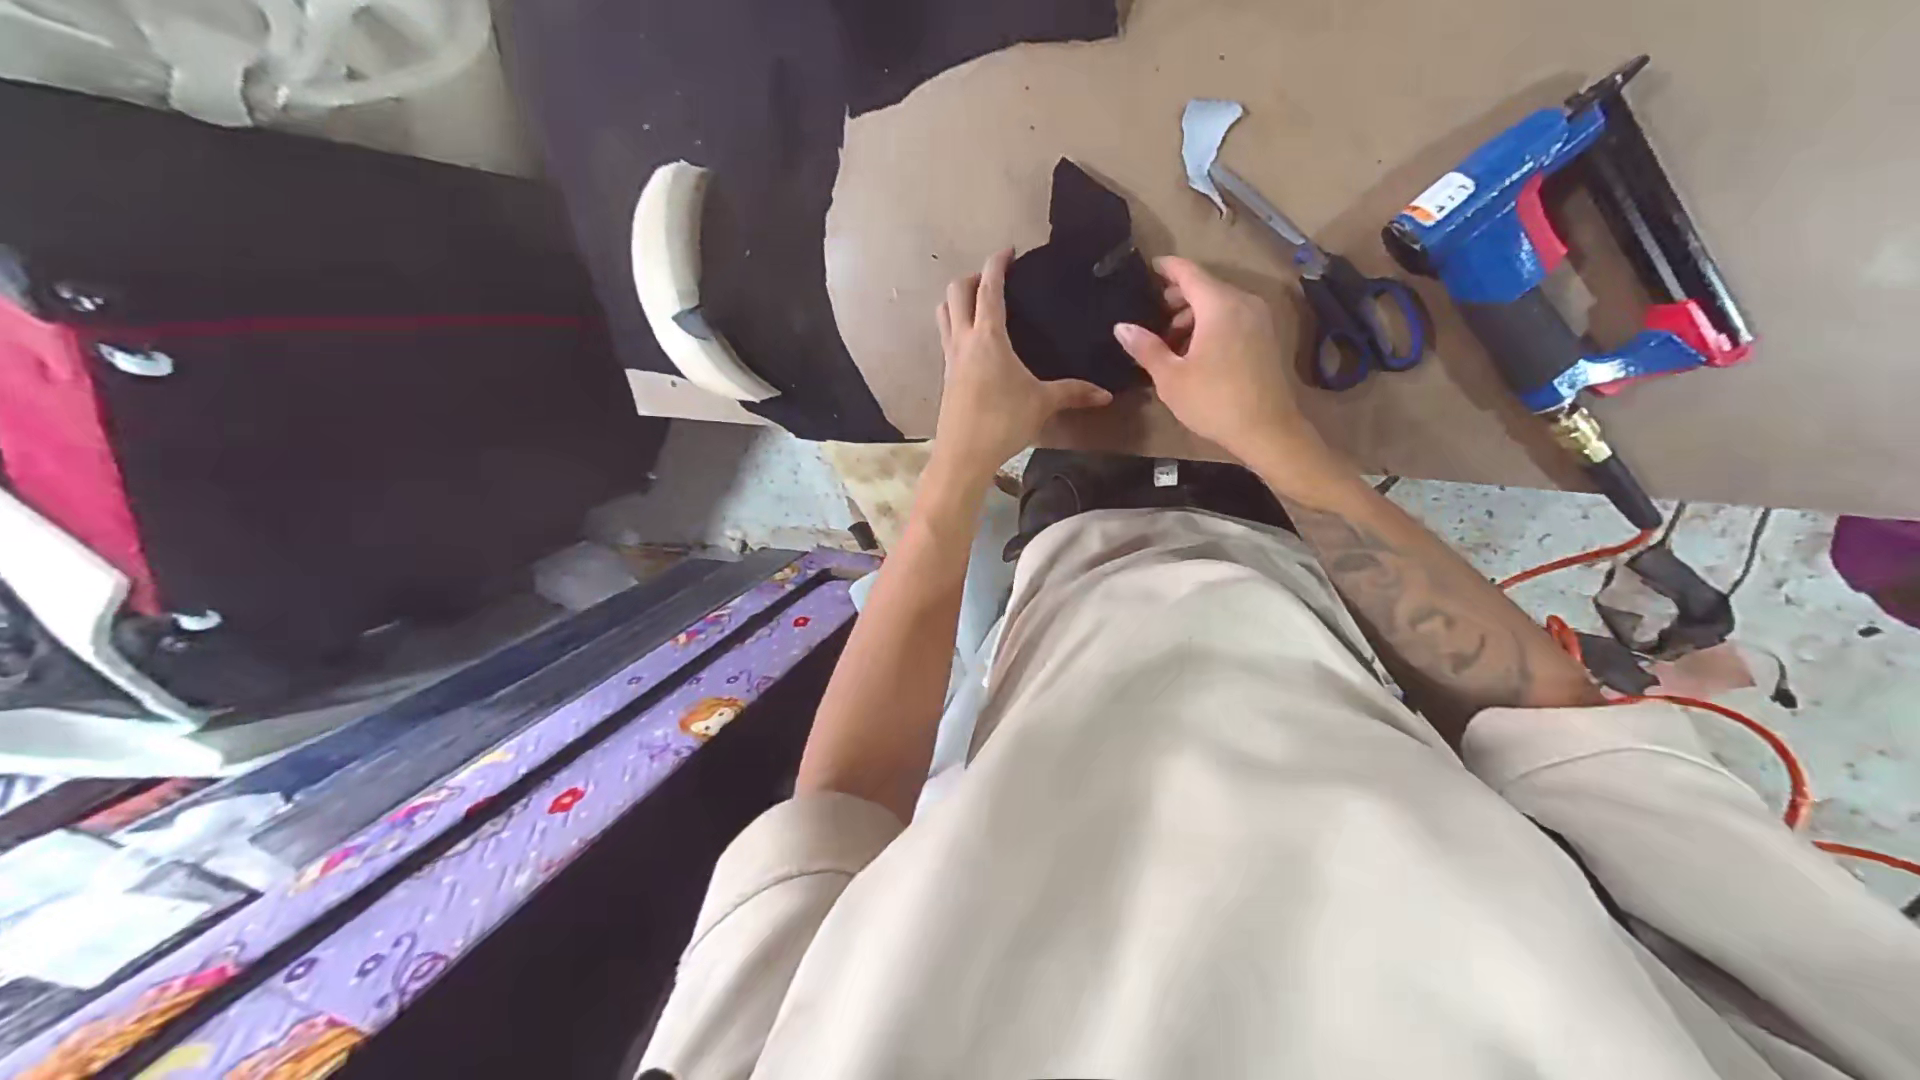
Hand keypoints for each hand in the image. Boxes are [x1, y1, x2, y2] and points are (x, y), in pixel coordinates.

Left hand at [932, 249, 1111, 480]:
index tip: (1010, 251)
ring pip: (944, 313)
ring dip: (958, 299)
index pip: (989, 286)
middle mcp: (964, 339)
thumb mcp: (1042, 404)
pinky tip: (975, 342)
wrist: (962, 456)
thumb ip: (1074, 393)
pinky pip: (946, 337)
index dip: (998, 263)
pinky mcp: (945, 375)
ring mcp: (950, 357)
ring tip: (980, 304)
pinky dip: (956, 325)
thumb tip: (1106, 395)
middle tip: (996, 280)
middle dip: (974, 277)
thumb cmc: (1003, 422)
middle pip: (956, 291)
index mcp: (988, 336)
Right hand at [1113, 256, 1320, 465]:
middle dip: (1177, 297)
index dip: (1166, 268)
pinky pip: (1233, 317)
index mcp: (1219, 306)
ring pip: (1220, 303)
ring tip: (1169, 341)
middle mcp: (1243, 303)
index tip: (1147, 268)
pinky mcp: (1266, 337)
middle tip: (1150, 315)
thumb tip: (1121, 326)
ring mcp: (1259, 319)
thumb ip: (1146, 347)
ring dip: (1193, 315)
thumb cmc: (1213, 401)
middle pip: (1205, 287)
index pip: (1189, 272)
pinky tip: (1194, 351)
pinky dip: (1211, 324)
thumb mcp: (1171, 377)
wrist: (1267, 430)